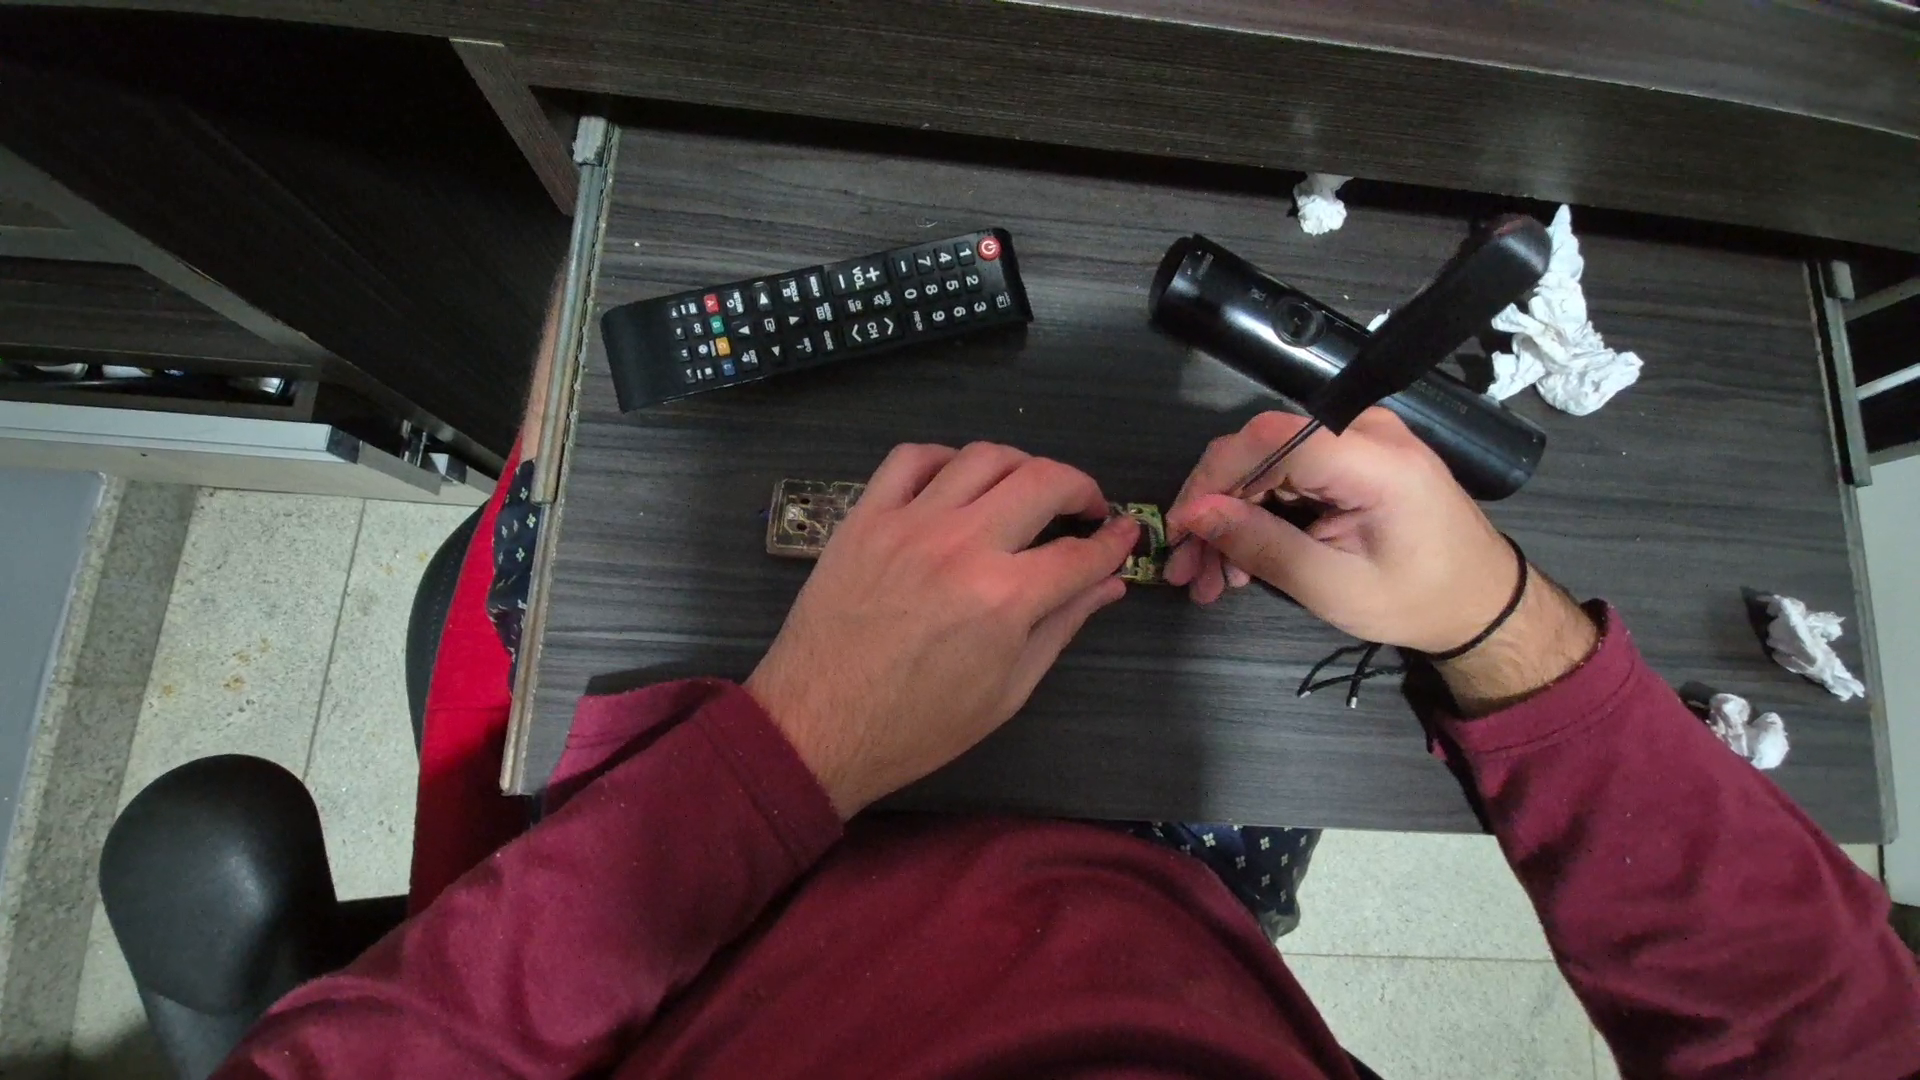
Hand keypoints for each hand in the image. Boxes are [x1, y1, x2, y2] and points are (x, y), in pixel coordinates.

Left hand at [746, 442, 1139, 817]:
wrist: (818, 726)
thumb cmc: (919, 726)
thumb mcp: (1007, 691)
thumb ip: (1062, 627)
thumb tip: (1110, 584)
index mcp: (1005, 599)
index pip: (1081, 553)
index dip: (1115, 542)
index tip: (1125, 534)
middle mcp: (962, 545)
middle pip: (1043, 481)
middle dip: (1082, 487)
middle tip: (1087, 507)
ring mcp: (908, 523)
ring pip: (982, 458)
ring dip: (1021, 465)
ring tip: (1027, 490)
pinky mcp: (864, 517)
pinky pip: (910, 458)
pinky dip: (945, 458)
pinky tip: (957, 481)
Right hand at [1163, 409, 1518, 652]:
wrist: (1480, 601)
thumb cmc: (1417, 599)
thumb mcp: (1331, 586)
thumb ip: (1260, 545)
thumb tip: (1193, 515)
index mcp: (1371, 460)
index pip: (1268, 439)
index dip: (1212, 479)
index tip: (1181, 530)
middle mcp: (1360, 432)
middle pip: (1256, 453)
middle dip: (1211, 512)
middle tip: (1186, 569)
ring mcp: (1353, 441)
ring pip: (1260, 468)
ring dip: (1227, 522)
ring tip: (1209, 580)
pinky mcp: (1346, 458)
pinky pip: (1280, 477)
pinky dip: (1254, 518)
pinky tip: (1238, 564)